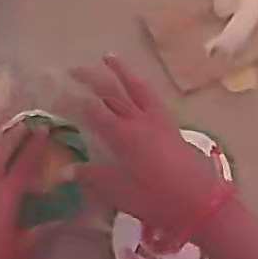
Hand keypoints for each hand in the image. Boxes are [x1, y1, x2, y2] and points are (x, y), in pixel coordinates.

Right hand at [69, 55, 227, 239]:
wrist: (201, 201)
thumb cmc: (156, 198)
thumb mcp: (119, 193)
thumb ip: (91, 178)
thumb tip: (62, 172)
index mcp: (122, 136)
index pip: (92, 110)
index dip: (72, 100)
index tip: (56, 93)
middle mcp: (137, 120)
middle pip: (111, 91)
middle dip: (90, 77)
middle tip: (73, 69)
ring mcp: (156, 118)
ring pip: (135, 86)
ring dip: (120, 70)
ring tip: (108, 57)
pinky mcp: (170, 122)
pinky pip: (151, 95)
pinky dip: (140, 84)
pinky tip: (137, 84)